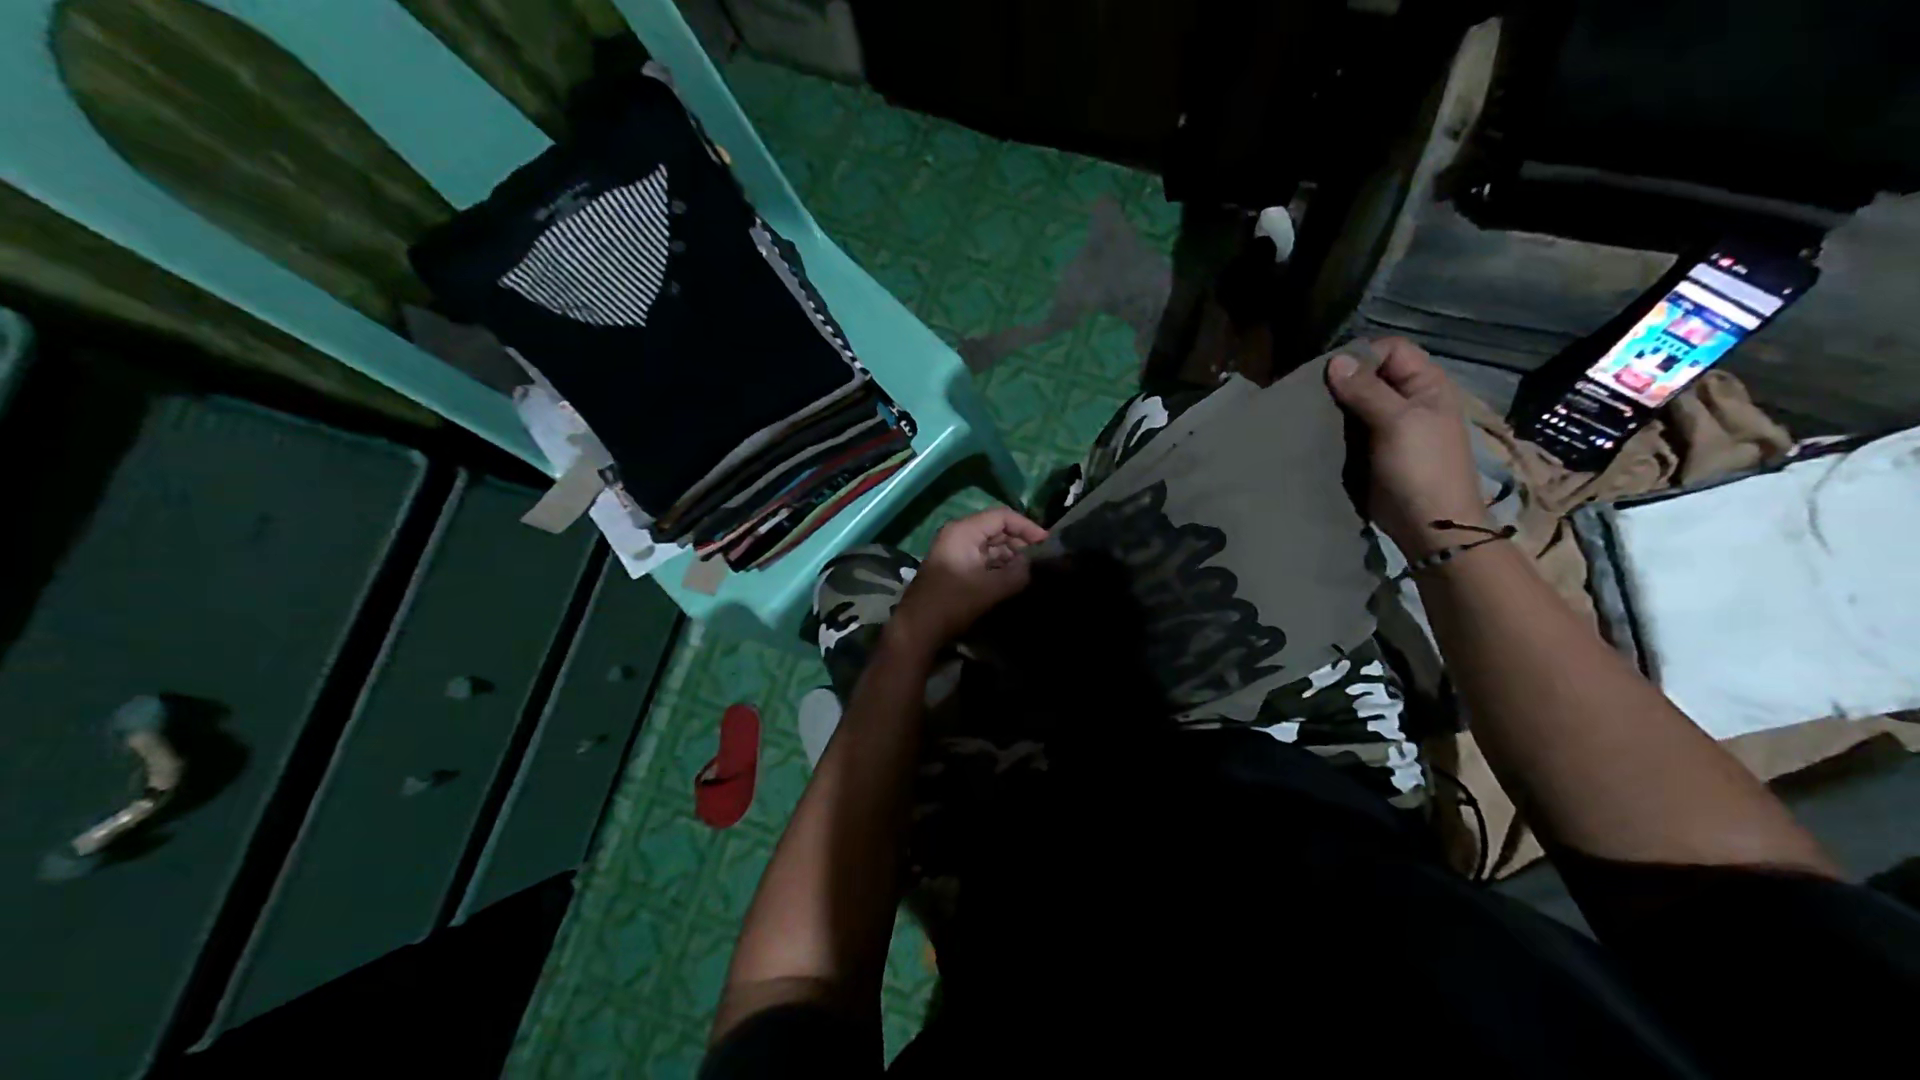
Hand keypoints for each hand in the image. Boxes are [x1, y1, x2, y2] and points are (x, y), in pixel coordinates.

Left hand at [888, 507, 1048, 652]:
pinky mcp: (955, 566)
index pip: (1002, 516)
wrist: (918, 628)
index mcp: (963, 531)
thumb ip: (1016, 573)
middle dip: (1019, 540)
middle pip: (995, 528)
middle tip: (1041, 556)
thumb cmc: (953, 602)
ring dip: (1010, 554)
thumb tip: (1031, 565)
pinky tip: (1013, 576)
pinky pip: (982, 557)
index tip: (1046, 542)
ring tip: (1031, 568)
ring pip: (990, 544)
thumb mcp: (991, 588)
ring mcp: (954, 550)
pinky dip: (998, 564)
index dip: (1026, 527)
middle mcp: (958, 534)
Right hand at [1326, 337, 1489, 556]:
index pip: (1391, 349)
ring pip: (1357, 401)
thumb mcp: (1397, 422)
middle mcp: (1409, 399)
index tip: (1329, 374)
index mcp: (1426, 385)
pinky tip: (1314, 430)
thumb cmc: (1420, 468)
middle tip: (1310, 393)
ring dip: (1334, 405)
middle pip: (1371, 374)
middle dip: (1342, 380)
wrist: (1428, 524)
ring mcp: (1391, 426)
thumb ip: (1367, 390)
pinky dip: (1333, 426)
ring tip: (1307, 412)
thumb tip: (1334, 360)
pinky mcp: (1373, 449)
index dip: (1361, 355)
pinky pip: (1350, 427)